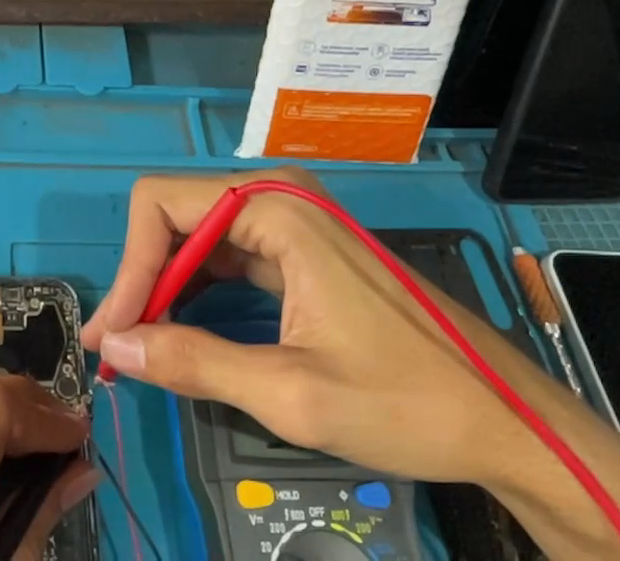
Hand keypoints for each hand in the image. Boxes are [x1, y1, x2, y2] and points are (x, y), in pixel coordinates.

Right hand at [84, 170, 619, 559]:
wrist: (507, 422)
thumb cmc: (407, 403)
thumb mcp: (291, 393)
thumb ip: (193, 362)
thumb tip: (113, 348)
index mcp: (277, 210)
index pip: (161, 208)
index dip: (127, 270)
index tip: (112, 338)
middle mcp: (281, 198)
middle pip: (175, 216)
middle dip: (140, 278)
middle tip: (121, 347)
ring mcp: (296, 220)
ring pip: (197, 235)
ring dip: (164, 286)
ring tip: (143, 345)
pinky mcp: (305, 248)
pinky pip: (228, 253)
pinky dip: (197, 290)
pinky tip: (184, 330)